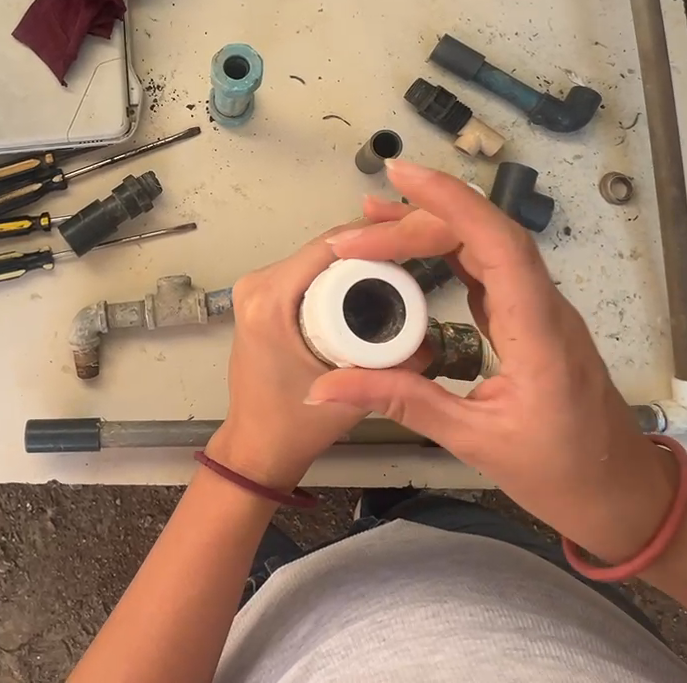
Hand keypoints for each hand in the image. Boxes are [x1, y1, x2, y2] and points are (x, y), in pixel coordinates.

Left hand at [208, 223, 422, 490]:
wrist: (257, 446)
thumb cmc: (299, 425)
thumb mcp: (357, 393)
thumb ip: (398, 365)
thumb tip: (433, 335)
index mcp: (269, 300)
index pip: (328, 248)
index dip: (372, 240)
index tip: (413, 245)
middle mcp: (255, 284)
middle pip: (321, 250)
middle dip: (367, 252)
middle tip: (411, 265)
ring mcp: (253, 288)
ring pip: (313, 259)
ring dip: (351, 265)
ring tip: (395, 277)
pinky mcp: (258, 296)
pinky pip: (302, 273)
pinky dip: (333, 277)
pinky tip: (364, 288)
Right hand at [305, 160, 677, 562]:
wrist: (623, 495)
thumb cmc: (562, 474)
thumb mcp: (475, 442)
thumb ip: (401, 401)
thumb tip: (324, 387)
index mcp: (538, 331)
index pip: (499, 244)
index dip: (451, 201)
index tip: (402, 176)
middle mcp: (541, 305)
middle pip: (483, 236)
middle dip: (417, 222)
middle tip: (354, 234)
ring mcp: (536, 307)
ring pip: (484, 244)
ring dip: (429, 227)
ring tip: (370, 221)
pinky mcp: (525, 316)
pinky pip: (483, 266)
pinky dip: (443, 249)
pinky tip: (407, 250)